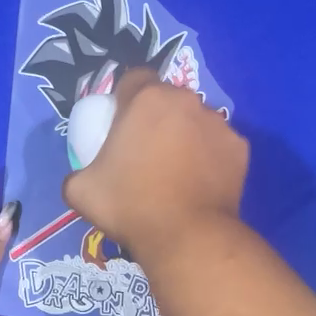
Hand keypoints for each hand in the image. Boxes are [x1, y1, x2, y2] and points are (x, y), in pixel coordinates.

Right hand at [61, 68, 248, 256]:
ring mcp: (217, 123)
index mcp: (146, 99)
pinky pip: (218, 147)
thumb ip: (76, 174)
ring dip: (185, 137)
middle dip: (157, 118)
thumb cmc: (130, 206)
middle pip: (167, 99)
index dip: (123, 99)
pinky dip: (209, 160)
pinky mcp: (239, 148)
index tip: (119, 126)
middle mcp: (186, 100)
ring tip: (176, 173)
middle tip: (146, 154)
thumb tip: (81, 177)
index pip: (132, 79)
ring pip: (195, 121)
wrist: (186, 236)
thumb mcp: (80, 192)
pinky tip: (198, 185)